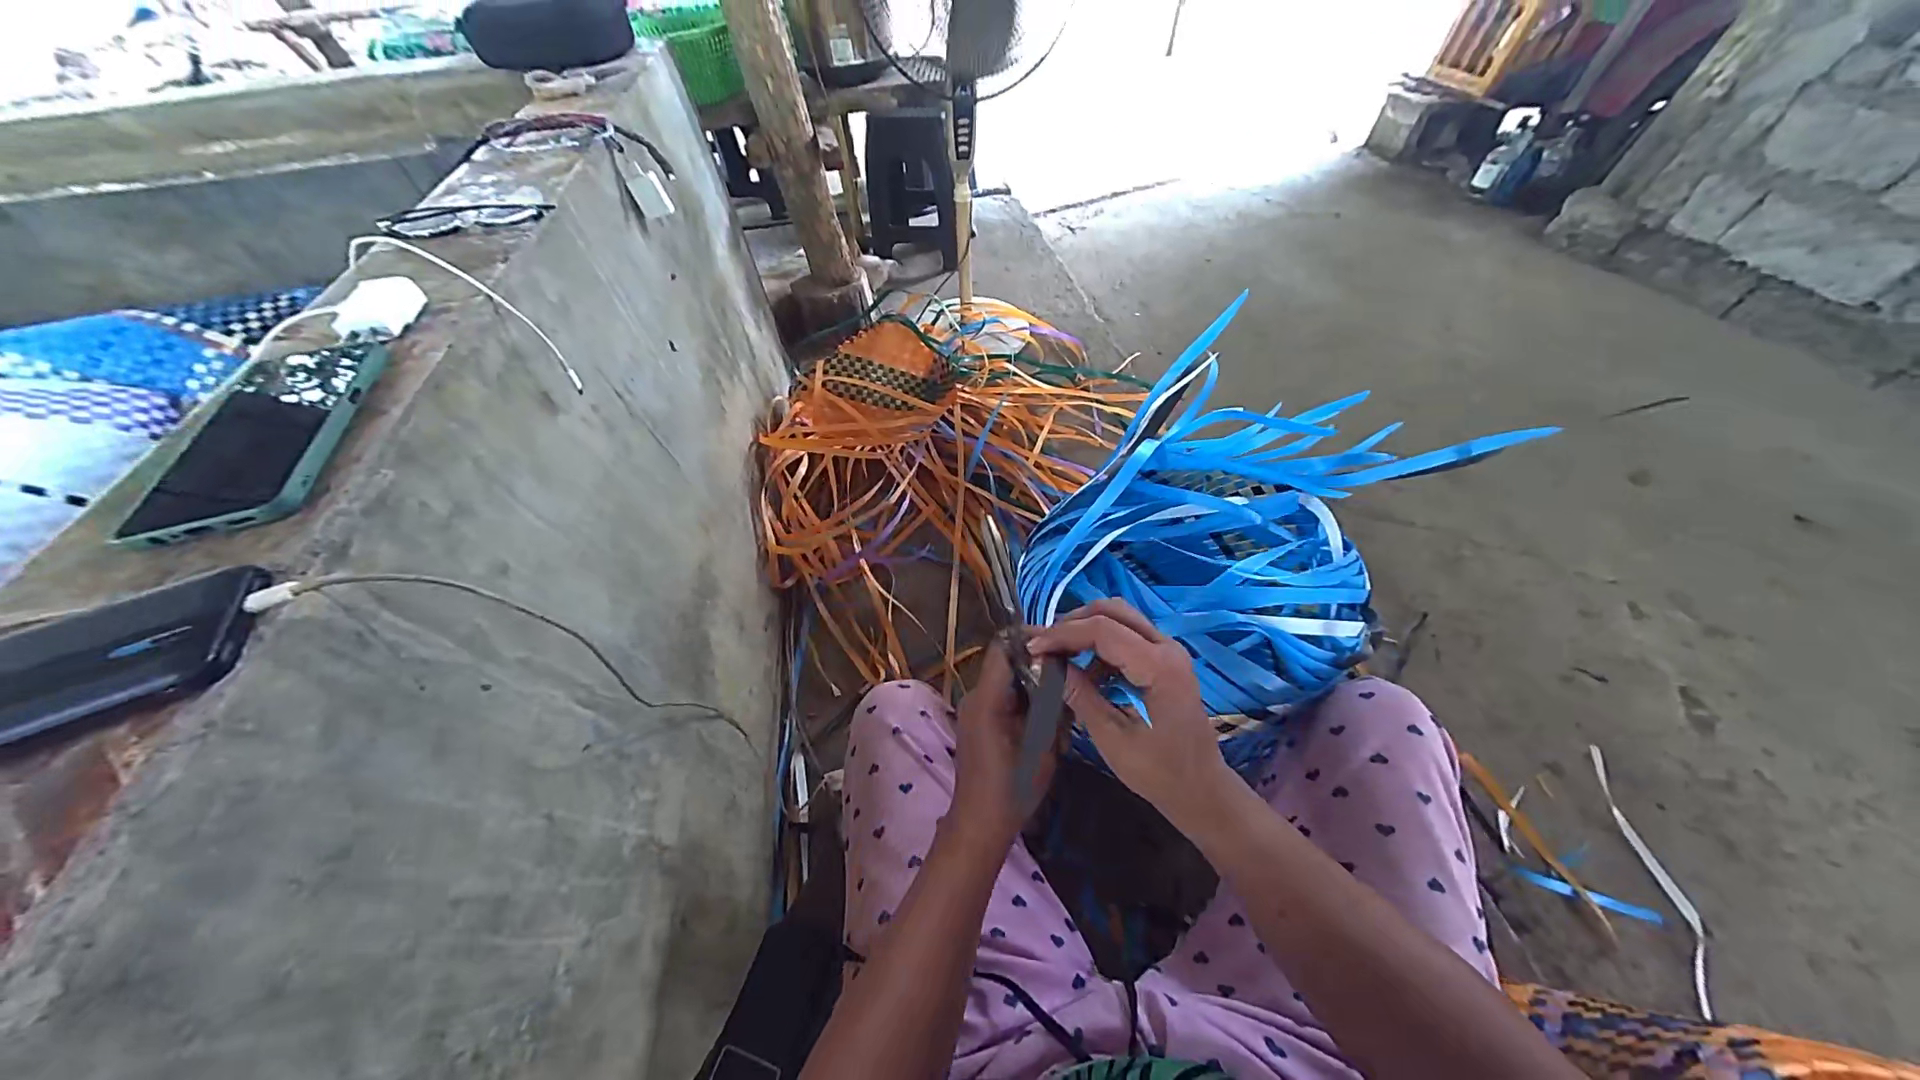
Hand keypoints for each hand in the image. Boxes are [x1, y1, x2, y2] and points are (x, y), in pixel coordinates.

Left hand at [948, 639, 1058, 853]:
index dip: (1031, 638)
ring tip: (1063, 704)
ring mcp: (974, 710)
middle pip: (1008, 664)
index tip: (1063, 641)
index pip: (1003, 647)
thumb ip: (1049, 704)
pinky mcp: (979, 722)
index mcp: (986, 699)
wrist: (980, 825)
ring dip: (1035, 688)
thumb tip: (1062, 671)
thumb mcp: (1041, 745)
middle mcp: (975, 697)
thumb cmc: (1012, 788)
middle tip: (1072, 675)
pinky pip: (1004, 699)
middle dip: (1039, 667)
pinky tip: (1048, 723)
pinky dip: (1026, 704)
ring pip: (1009, 682)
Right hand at [1026, 599, 1231, 825]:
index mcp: (1159, 667)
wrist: (1201, 789)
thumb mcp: (1111, 736)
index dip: (1062, 634)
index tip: (1032, 647)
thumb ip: (1079, 695)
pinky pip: (1128, 634)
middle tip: (1045, 645)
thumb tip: (1044, 664)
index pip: (1103, 630)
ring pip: (1120, 617)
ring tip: (1058, 654)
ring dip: (1086, 629)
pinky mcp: (1164, 659)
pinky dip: (1100, 642)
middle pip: (1112, 611)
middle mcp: (1168, 648)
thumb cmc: (1158, 771)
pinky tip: (1083, 669)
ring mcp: (1169, 650)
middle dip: (1073, 623)